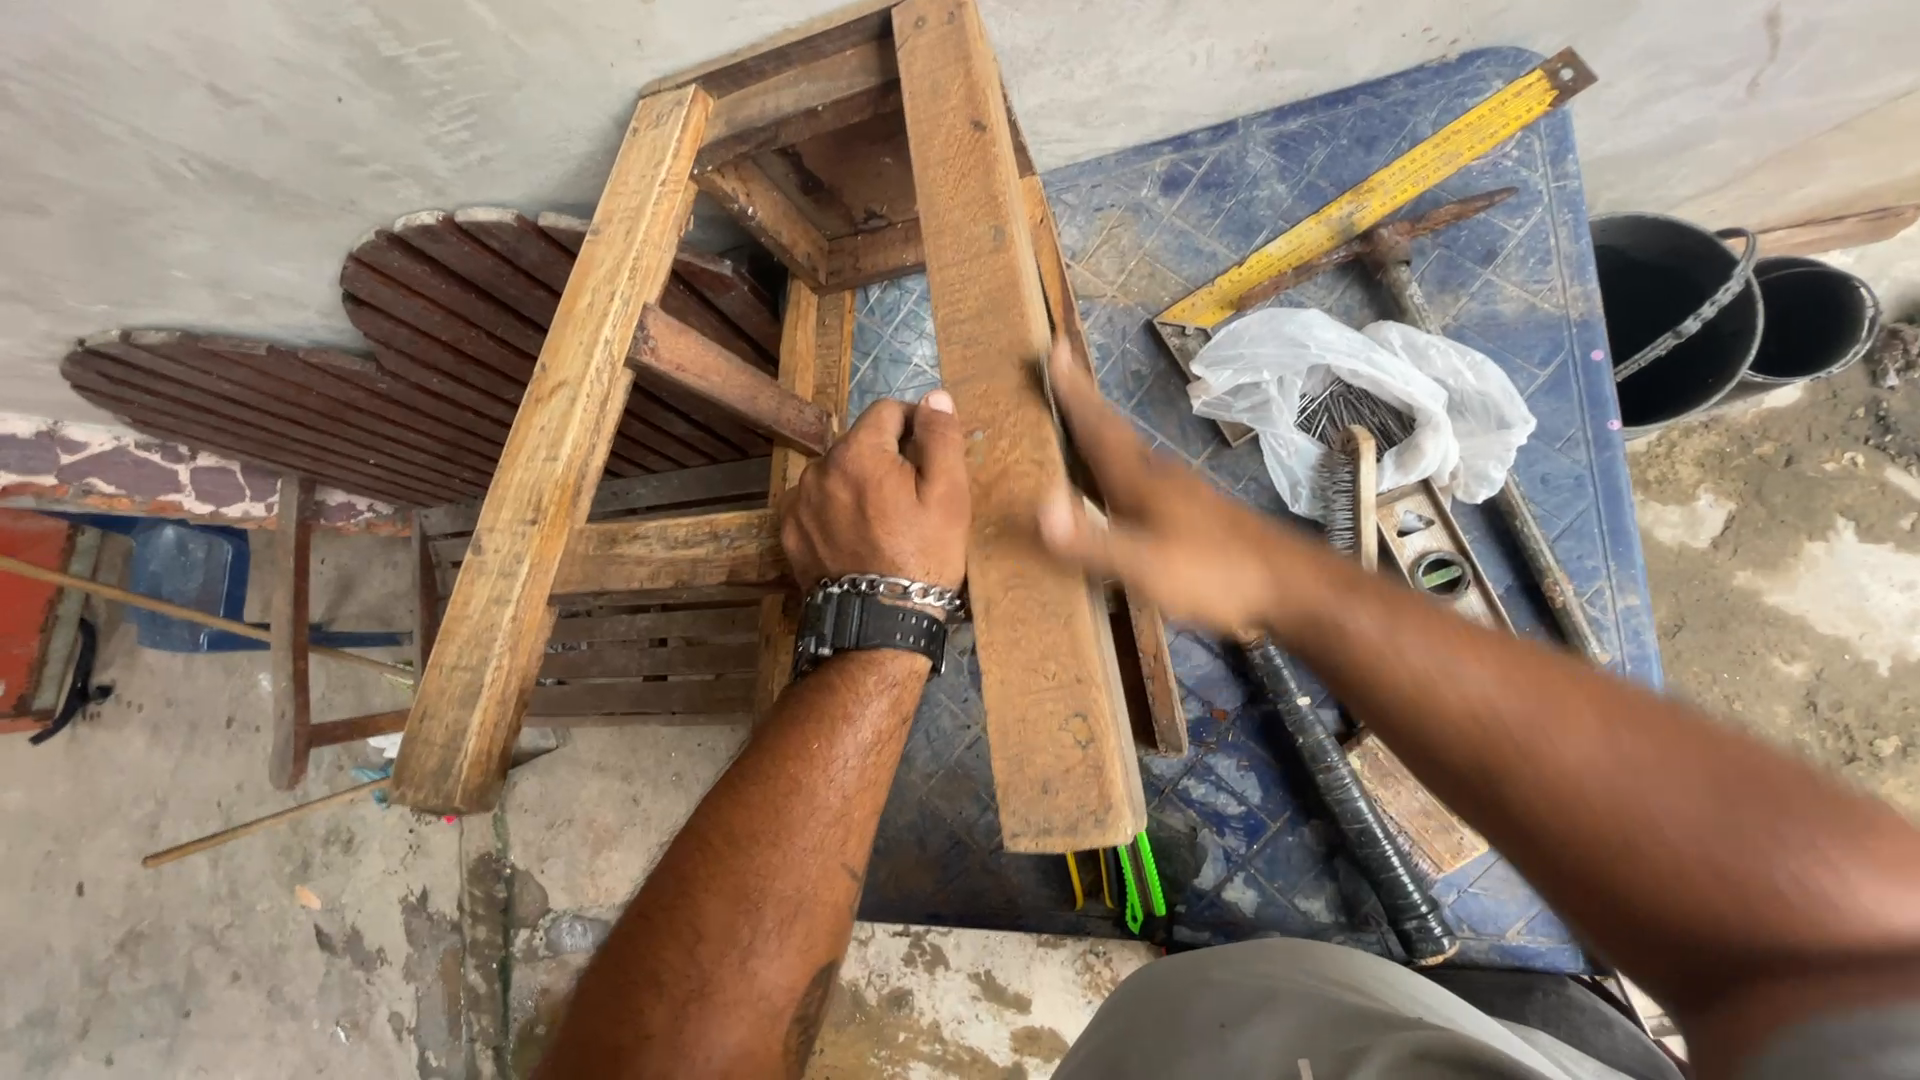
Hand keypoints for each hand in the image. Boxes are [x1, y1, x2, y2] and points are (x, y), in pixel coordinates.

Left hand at [781, 390, 969, 595]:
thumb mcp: (949, 495)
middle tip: (911, 497)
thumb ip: (941, 438)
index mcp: (857, 452)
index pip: (887, 411)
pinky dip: (836, 509)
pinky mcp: (790, 532)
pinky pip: (818, 503)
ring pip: (837, 473)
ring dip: (859, 482)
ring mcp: (798, 502)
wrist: (880, 623)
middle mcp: (818, 468)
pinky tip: (857, 536)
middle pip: (860, 443)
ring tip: (884, 520)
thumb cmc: (923, 556)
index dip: (915, 426)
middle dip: (886, 457)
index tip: (930, 458)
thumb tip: (934, 397)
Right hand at [1036, 337, 1333, 636]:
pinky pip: (1143, 475)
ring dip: (1103, 430)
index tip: (1054, 348)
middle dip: (1084, 402)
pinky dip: (1121, 464)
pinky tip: (1122, 483)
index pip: (1098, 428)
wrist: (1290, 583)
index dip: (1073, 391)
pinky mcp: (1194, 511)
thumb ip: (1092, 540)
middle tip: (1060, 372)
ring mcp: (1180, 491)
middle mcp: (1159, 475)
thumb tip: (1039, 505)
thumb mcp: (1146, 565)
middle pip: (1113, 431)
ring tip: (1081, 421)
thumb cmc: (1217, 572)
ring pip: (1130, 452)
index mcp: (1141, 482)